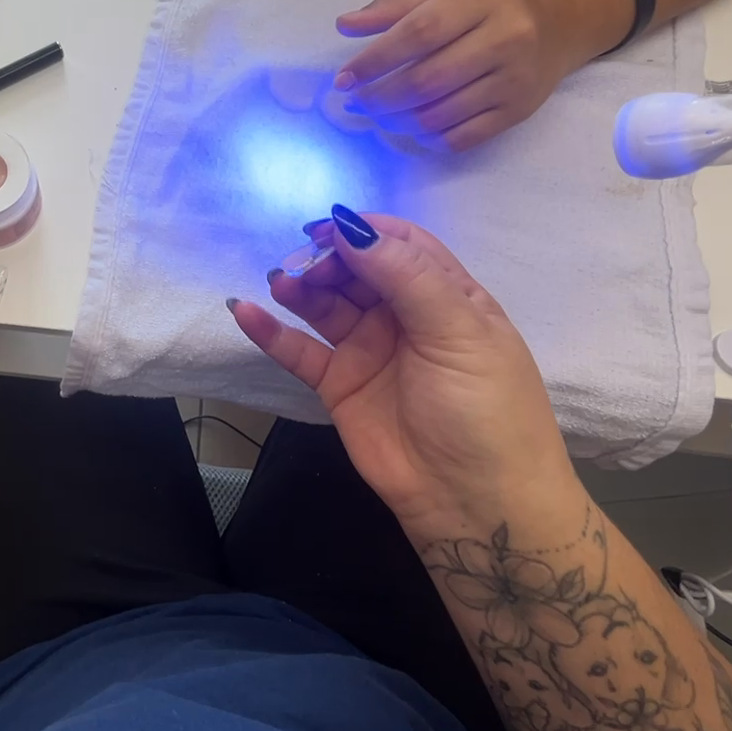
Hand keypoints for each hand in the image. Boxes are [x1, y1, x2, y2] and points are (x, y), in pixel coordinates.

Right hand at [229, 212, 576, 528]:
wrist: (473, 502)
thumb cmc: (485, 412)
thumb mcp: (459, 334)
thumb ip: (407, 277)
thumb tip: (352, 228)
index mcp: (448, 297)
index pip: (403, 246)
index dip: (365, 232)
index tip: (329, 229)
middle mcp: (405, 317)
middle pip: (357, 270)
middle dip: (329, 259)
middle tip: (305, 263)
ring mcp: (368, 350)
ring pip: (325, 304)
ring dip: (300, 287)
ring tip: (280, 281)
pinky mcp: (337, 384)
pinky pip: (298, 349)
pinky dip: (270, 330)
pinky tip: (246, 312)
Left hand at [334, 0, 574, 150]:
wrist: (558, 23)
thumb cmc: (486, 6)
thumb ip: (392, 7)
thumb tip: (343, 25)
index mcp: (480, 1)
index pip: (417, 34)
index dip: (373, 61)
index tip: (343, 80)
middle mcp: (505, 39)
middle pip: (425, 81)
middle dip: (379, 99)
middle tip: (355, 102)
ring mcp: (514, 80)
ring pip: (439, 115)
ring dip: (396, 122)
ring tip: (379, 114)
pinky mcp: (517, 111)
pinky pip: (460, 138)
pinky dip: (427, 138)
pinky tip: (412, 126)